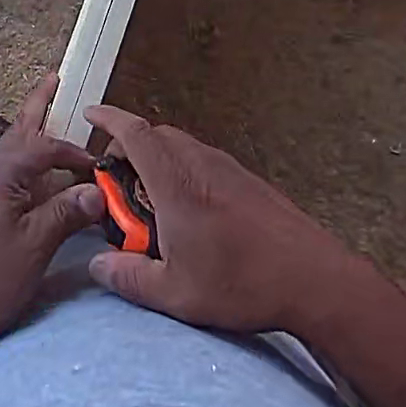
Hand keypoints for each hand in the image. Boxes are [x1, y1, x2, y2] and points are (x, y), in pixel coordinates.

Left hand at [0, 75, 102, 340]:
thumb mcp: (34, 245)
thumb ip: (66, 213)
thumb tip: (100, 191)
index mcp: (2, 173)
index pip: (46, 147)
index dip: (75, 152)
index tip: (100, 166)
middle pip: (22, 128)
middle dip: (40, 103)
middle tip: (55, 77)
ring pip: (15, 145)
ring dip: (34, 125)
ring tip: (50, 105)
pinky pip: (13, 165)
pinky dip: (31, 155)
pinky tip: (43, 165)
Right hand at [85, 104, 364, 335]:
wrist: (314, 278)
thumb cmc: (243, 281)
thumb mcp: (175, 292)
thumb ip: (128, 278)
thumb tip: (98, 267)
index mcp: (175, 181)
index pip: (134, 132)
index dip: (109, 118)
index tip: (91, 114)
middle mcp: (199, 163)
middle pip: (155, 134)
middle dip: (128, 145)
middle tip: (116, 175)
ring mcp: (226, 167)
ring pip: (180, 144)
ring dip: (156, 157)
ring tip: (150, 195)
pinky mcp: (245, 179)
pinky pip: (202, 158)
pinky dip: (181, 167)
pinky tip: (188, 207)